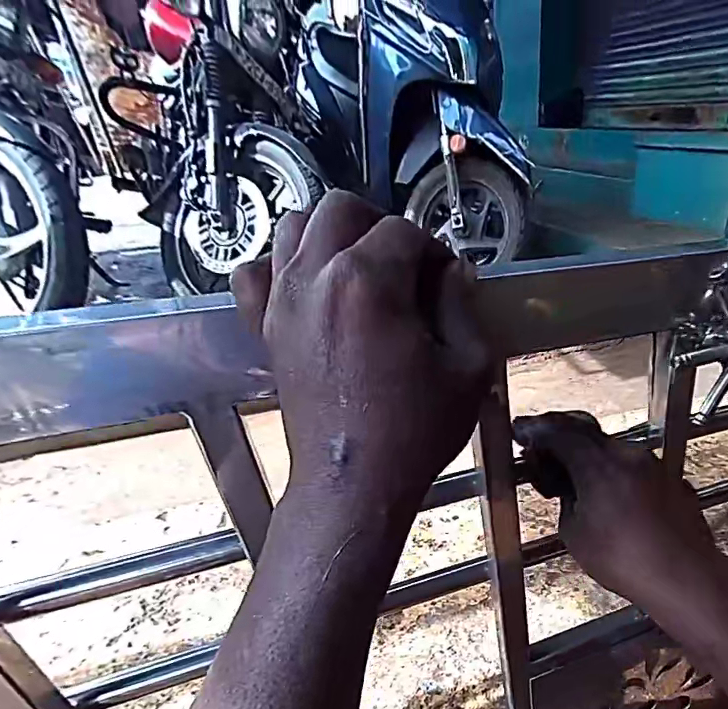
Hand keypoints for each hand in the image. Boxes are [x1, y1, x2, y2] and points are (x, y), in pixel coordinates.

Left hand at [232, 191, 492, 508]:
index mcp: (368, 282)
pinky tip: (313, 289)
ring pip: (296, 225)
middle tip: (409, 266)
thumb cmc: (416, 432)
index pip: (404, 231)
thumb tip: (453, 274)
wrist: (356, 480)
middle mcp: (314, 277)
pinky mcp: (265, 326)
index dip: (435, 251)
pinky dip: (284, 266)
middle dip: (383, 227)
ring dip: (335, 236)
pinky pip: (257, 271)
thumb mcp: (469, 370)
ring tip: (365, 272)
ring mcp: (281, 300)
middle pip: (343, 209)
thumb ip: (464, 308)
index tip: (448, 282)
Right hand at [511, 411, 727, 610]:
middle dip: (566, 446)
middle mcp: (630, 456)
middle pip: (589, 438)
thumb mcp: (575, 534)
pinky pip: (639, 470)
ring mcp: (656, 466)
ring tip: (584, 491)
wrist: (684, 575)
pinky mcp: (674, 481)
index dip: (537, 431)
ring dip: (596, 464)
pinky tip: (618, 505)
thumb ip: (566, 501)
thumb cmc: (627, 560)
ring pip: (616, 453)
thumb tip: (570, 493)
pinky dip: (622, 478)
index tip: (524, 432)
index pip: (560, 433)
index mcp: (599, 465)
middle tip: (550, 463)